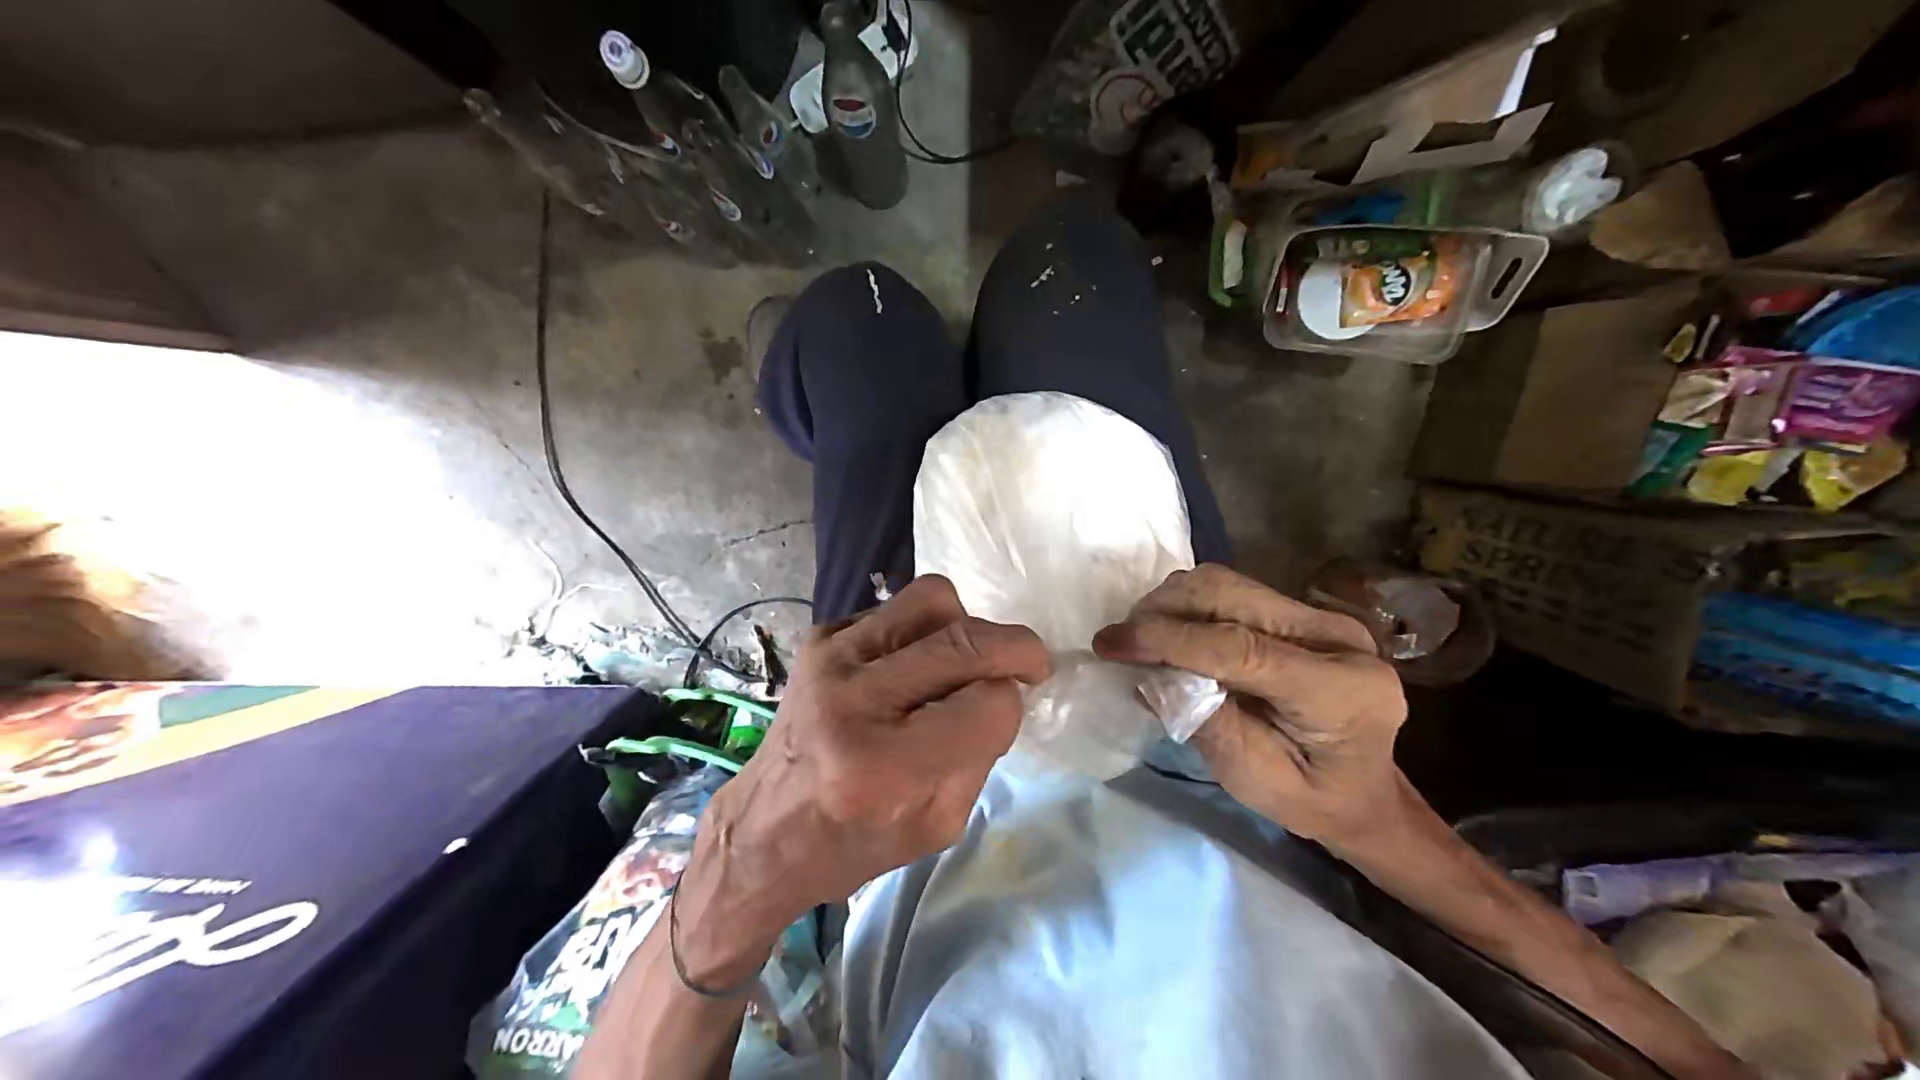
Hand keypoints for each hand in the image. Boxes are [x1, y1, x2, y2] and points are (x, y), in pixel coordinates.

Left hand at [672, 575, 1050, 986]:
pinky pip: (895, 609)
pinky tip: (908, 667)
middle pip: (967, 640)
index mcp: (884, 765)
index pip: (988, 703)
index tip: (1008, 711)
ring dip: (965, 626)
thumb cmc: (854, 841)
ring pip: (933, 600)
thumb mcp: (937, 826)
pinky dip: (919, 631)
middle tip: (1029, 664)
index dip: (1012, 705)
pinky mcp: (819, 637)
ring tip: (960, 659)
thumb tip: (1002, 686)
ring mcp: (831, 657)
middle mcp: (853, 699)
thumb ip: (980, 753)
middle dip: (1015, 649)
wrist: (765, 826)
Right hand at [1092, 563, 1409, 850]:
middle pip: (1231, 596)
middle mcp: (1338, 638)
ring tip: (1140, 637)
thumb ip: (1206, 723)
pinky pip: (1233, 592)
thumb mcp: (1253, 780)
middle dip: (1163, 610)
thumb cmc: (1312, 800)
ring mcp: (1322, 618)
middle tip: (1119, 640)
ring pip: (1228, 583)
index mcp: (1342, 691)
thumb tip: (1149, 675)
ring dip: (1172, 603)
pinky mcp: (1302, 613)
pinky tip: (1170, 633)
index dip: (1168, 640)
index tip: (1110, 644)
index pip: (1239, 646)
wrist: (1363, 791)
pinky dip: (1189, 606)